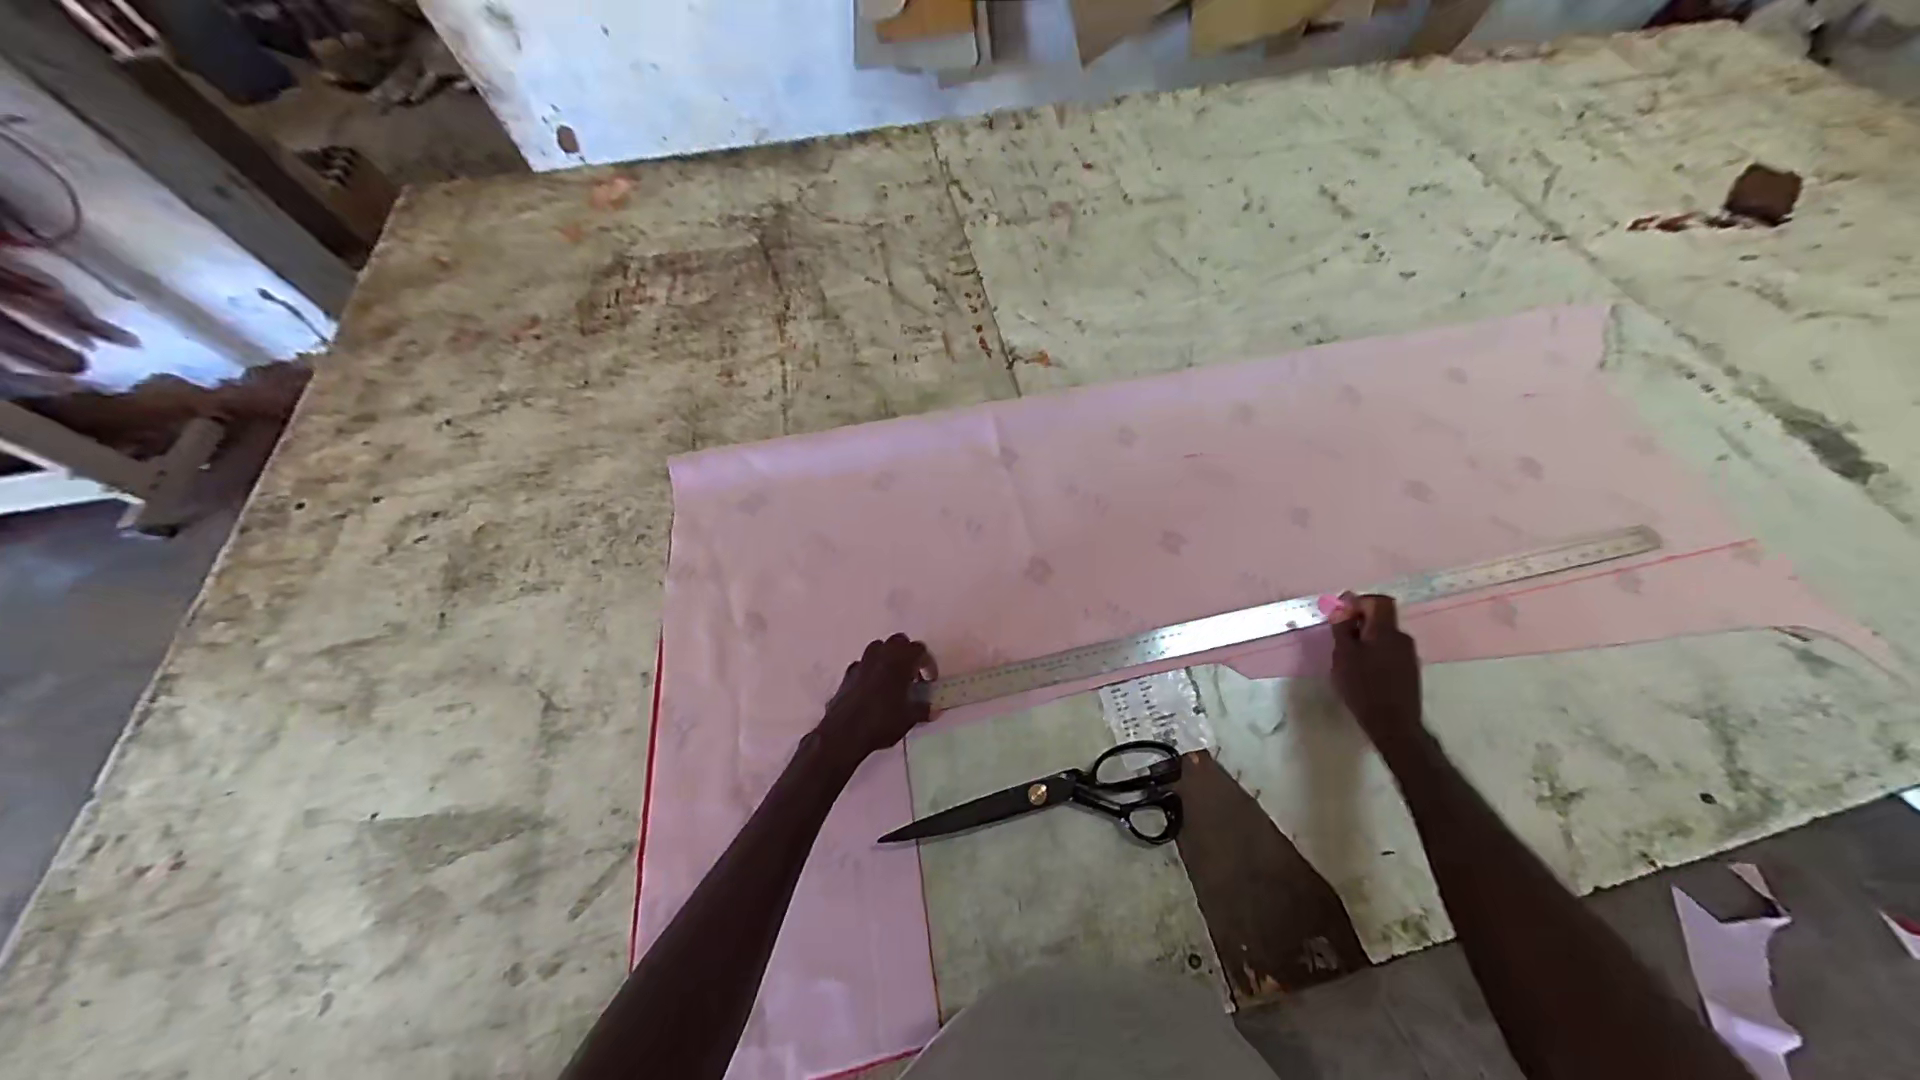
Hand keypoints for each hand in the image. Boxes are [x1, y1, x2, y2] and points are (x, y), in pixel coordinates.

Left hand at [816, 634, 934, 765]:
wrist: (844, 733)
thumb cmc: (882, 722)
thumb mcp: (909, 718)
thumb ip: (923, 710)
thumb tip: (933, 710)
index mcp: (900, 661)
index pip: (919, 650)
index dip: (928, 664)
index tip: (929, 680)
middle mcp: (881, 655)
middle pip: (899, 642)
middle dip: (908, 655)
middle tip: (913, 675)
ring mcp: (862, 662)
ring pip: (879, 648)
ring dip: (889, 658)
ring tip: (893, 679)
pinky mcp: (848, 673)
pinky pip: (864, 664)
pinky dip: (872, 670)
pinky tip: (873, 689)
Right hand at [1330, 594, 1422, 745]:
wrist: (1393, 723)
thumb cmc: (1363, 686)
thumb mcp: (1344, 655)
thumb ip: (1342, 628)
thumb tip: (1341, 607)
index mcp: (1386, 631)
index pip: (1378, 601)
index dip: (1359, 602)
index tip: (1340, 615)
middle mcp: (1402, 638)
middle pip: (1381, 618)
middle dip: (1359, 622)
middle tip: (1339, 638)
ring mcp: (1408, 655)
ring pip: (1384, 635)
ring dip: (1366, 638)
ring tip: (1348, 657)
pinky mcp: (1409, 670)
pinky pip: (1389, 650)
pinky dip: (1374, 652)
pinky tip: (1362, 671)